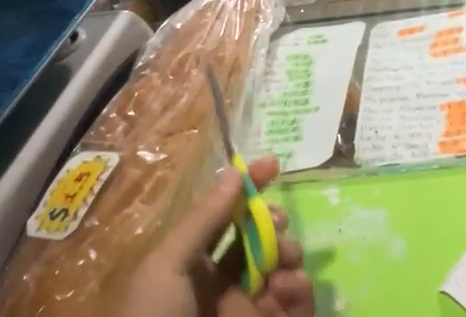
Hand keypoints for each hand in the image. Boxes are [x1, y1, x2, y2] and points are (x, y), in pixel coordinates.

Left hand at [120, 155, 315, 316]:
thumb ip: (203, 219)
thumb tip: (234, 173)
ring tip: (284, 262)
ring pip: (284, 266)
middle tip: (275, 221)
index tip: (273, 164)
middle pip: (259, 237)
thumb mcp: (165, 269)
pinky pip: (298, 303)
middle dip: (273, 221)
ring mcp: (249, 311)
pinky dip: (300, 289)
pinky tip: (288, 288)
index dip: (247, 188)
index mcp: (190, 267)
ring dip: (290, 253)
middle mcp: (222, 285)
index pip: (223, 217)